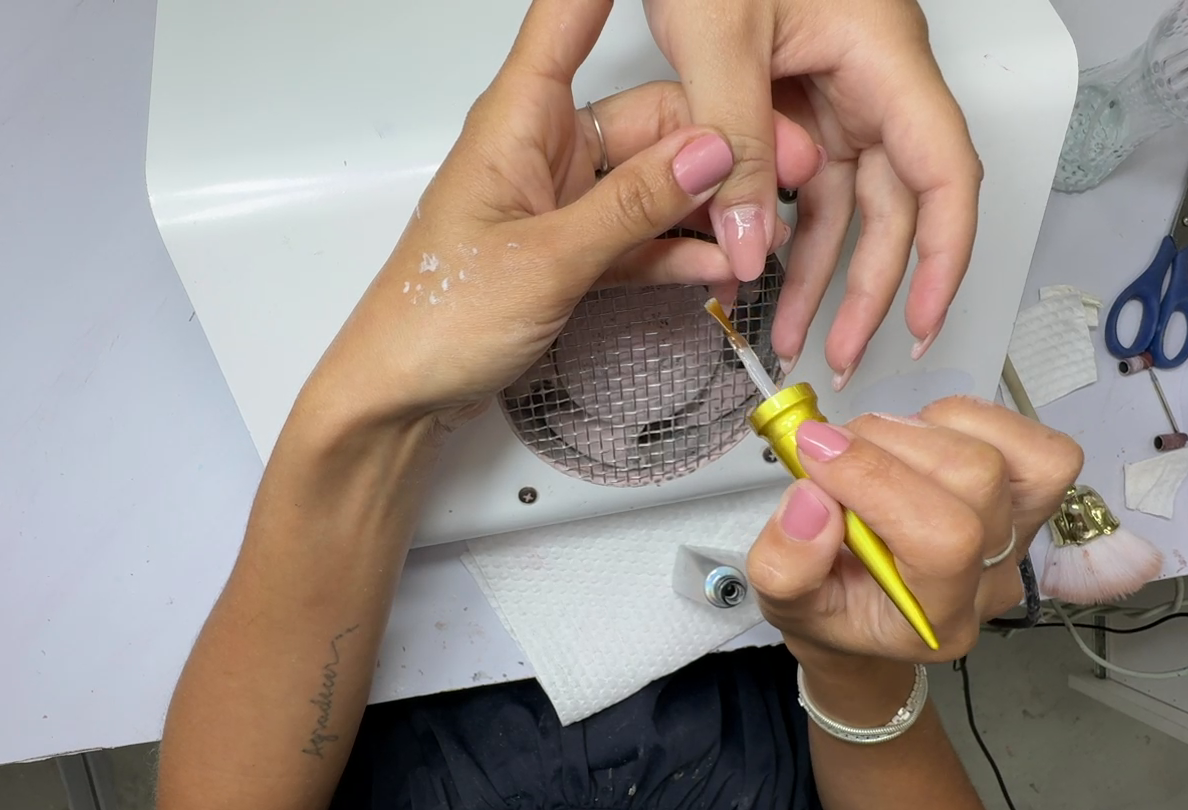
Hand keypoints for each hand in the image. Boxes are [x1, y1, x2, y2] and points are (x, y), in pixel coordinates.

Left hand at [308, 0, 824, 432]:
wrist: (407, 393)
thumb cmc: (438, 319)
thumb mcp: (546, 259)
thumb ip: (630, 208)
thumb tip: (708, 154)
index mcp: (519, 121)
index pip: (570, 16)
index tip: (697, 0)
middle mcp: (542, 153)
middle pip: (645, 120)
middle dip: (712, 148)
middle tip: (780, 175)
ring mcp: (559, 208)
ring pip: (648, 187)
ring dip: (701, 211)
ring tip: (757, 234)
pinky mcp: (568, 258)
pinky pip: (634, 242)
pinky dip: (672, 255)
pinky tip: (717, 267)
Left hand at [643, 0, 981, 386]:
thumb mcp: (717, 35)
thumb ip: (736, 146)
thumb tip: (753, 256)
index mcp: (878, 55)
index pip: (941, 174)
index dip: (943, 258)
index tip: (926, 325)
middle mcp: (868, 82)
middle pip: (890, 208)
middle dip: (866, 290)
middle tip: (832, 356)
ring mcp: (830, 98)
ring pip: (840, 209)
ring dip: (814, 278)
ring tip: (787, 339)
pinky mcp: (790, 107)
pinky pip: (796, 187)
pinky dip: (777, 236)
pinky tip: (754, 281)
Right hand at [746, 396, 1081, 671]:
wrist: (864, 612)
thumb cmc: (827, 609)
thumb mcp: (781, 603)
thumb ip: (783, 565)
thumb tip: (811, 497)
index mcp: (934, 618)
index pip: (941, 540)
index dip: (875, 480)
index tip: (812, 451)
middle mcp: (990, 579)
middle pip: (976, 481)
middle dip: (887, 445)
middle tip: (828, 448)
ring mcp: (1020, 538)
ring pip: (1004, 454)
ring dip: (920, 428)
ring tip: (866, 446)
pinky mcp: (1030, 500)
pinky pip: (1034, 445)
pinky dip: (965, 421)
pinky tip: (915, 437)